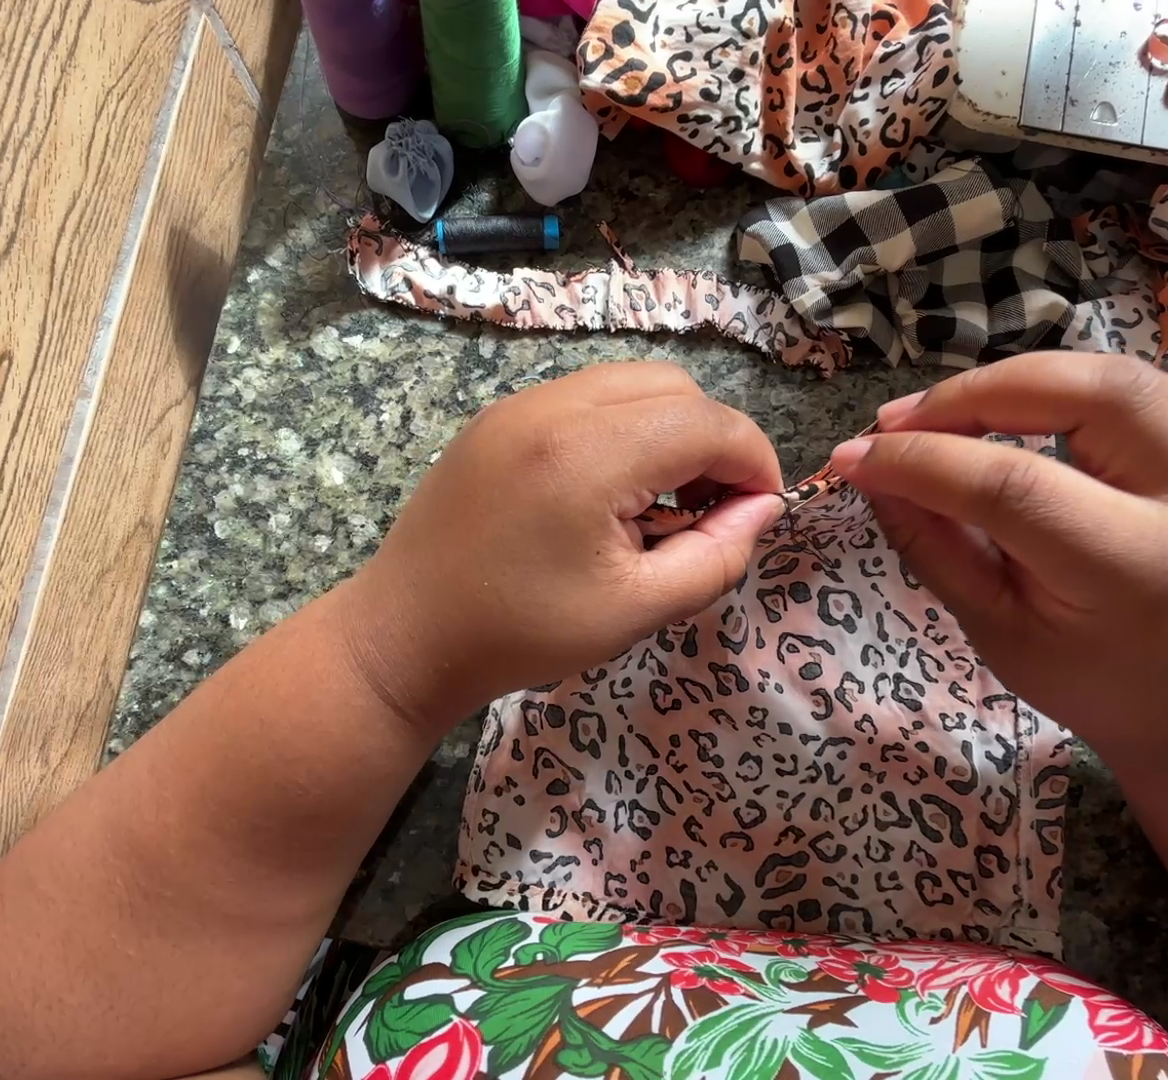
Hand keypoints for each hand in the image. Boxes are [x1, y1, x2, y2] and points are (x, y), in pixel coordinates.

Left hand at [340, 362, 785, 732]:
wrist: (405, 635)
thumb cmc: (519, 634)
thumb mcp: (634, 610)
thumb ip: (716, 556)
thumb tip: (761, 508)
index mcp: (588, 452)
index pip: (708, 423)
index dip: (753, 462)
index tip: (760, 510)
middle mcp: (553, 406)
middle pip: (673, 388)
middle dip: (711, 441)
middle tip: (707, 510)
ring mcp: (518, 405)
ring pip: (629, 384)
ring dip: (667, 430)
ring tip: (658, 502)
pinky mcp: (497, 418)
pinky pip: (584, 399)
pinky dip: (620, 430)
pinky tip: (606, 490)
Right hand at [829, 351, 1167, 761]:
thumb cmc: (1085, 677)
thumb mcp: (992, 625)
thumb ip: (932, 544)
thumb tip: (868, 470)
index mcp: (1141, 570)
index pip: (1015, 487)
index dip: (921, 462)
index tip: (850, 457)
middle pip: (1086, 394)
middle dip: (973, 394)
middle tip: (895, 422)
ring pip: (1107, 373)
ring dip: (1004, 381)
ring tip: (931, 414)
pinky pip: (1117, 384)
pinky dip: (1039, 386)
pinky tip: (988, 411)